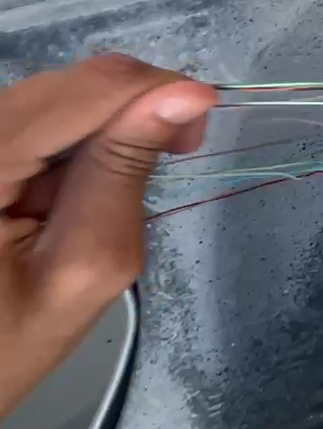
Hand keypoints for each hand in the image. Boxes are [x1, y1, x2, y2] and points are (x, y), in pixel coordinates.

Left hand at [1, 55, 214, 417]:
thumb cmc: (4, 343)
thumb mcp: (88, 264)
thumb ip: (125, 172)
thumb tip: (191, 95)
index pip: (82, 91)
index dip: (157, 92)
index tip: (196, 136)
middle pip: (64, 84)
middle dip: (138, 103)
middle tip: (175, 151)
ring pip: (48, 93)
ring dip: (106, 117)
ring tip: (120, 171)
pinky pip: (27, 115)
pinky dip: (73, 131)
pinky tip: (76, 173)